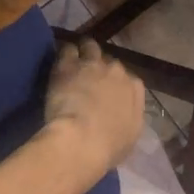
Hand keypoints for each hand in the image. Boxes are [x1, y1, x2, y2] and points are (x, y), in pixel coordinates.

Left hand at [44, 40, 144, 171]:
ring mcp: (92, 64)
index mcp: (133, 89)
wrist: (82, 139)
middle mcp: (116, 71)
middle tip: (89, 77)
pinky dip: (64, 54)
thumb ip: (130, 117)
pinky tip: (59, 62)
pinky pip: (67, 50)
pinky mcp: (67, 64)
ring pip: (89, 47)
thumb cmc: (109, 146)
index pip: (128, 78)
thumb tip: (123, 113)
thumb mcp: (130, 136)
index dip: (116, 84)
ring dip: (83, 52)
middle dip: (100, 67)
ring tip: (74, 60)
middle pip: (109, 62)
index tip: (107, 91)